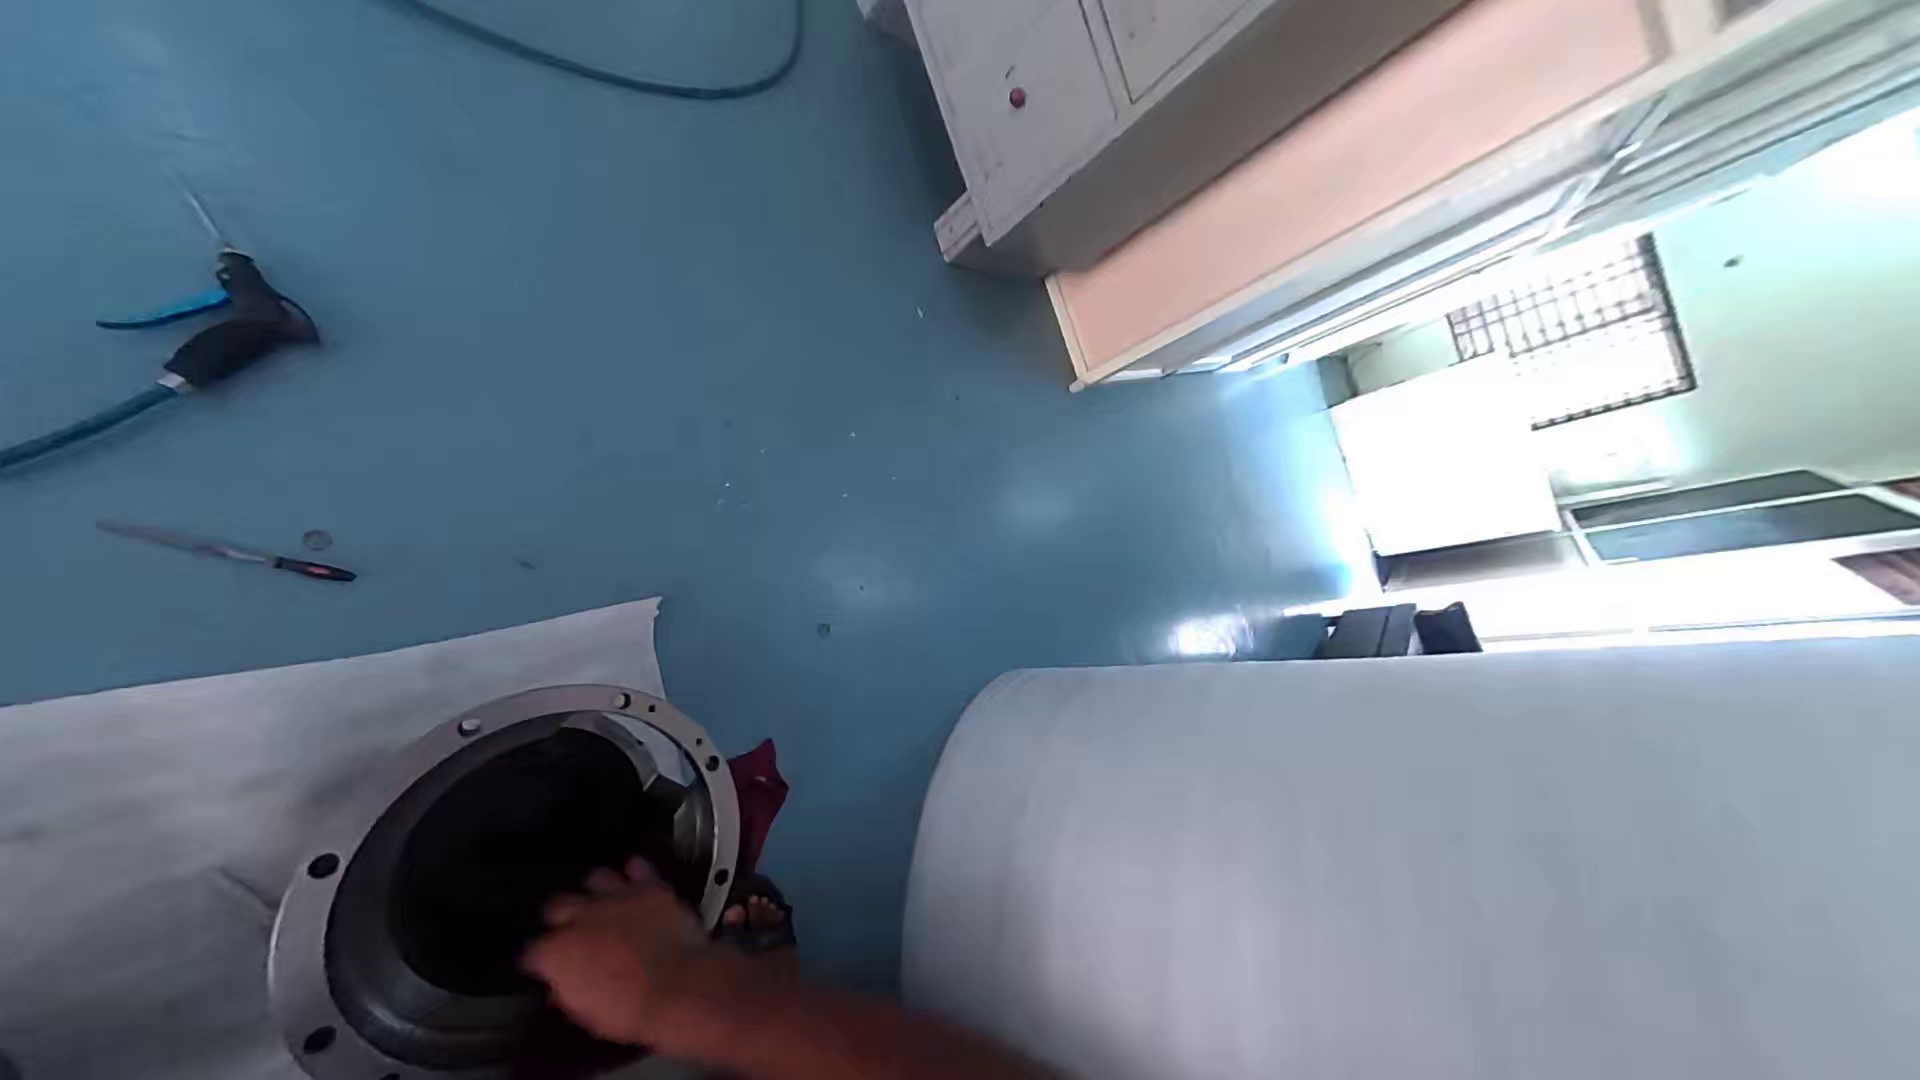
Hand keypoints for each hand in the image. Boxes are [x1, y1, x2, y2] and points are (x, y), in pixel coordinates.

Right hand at [521, 858, 739, 1051]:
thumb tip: (561, 989)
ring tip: (602, 900)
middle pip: (557, 905)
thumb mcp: (587, 1013)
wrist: (677, 983)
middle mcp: (585, 917)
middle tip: (568, 927)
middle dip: (559, 916)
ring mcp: (619, 896)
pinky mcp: (651, 885)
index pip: (532, 951)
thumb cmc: (630, 1007)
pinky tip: (634, 878)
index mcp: (560, 953)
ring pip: (596, 878)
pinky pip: (638, 866)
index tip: (542, 964)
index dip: (537, 959)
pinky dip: (634, 871)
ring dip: (596, 890)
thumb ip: (568, 992)